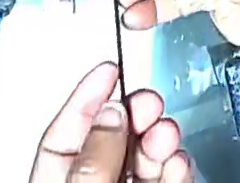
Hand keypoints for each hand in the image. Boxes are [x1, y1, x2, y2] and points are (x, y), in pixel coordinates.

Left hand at [30, 62, 191, 182]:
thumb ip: (95, 158)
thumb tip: (111, 111)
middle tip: (149, 103)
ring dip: (158, 140)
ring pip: (139, 160)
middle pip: (110, 143)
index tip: (107, 68)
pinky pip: (162, 180)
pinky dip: (173, 168)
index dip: (85, 99)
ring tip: (167, 135)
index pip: (62, 137)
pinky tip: (177, 162)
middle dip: (134, 117)